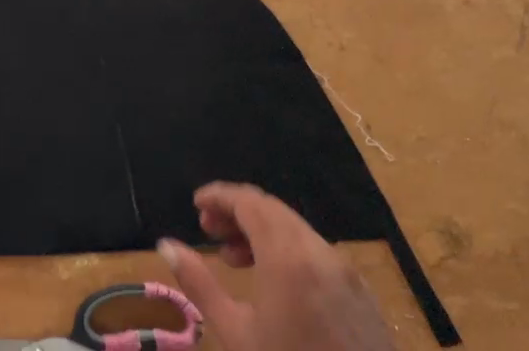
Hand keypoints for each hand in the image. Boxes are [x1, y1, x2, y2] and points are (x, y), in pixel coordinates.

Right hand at [156, 182, 395, 350]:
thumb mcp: (234, 331)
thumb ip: (198, 282)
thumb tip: (166, 245)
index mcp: (287, 258)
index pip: (250, 202)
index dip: (220, 196)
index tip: (195, 204)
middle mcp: (321, 254)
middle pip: (273, 210)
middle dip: (237, 211)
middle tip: (208, 230)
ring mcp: (347, 275)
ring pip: (296, 230)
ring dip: (261, 230)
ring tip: (234, 258)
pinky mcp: (362, 295)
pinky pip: (317, 253)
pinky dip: (287, 249)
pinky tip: (272, 280)